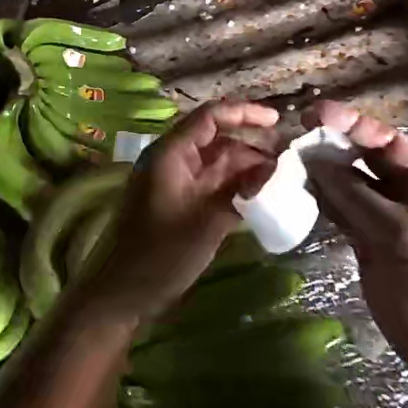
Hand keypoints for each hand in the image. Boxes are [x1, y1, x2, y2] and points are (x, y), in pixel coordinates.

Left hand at [76, 99, 279, 323]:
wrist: (121, 295)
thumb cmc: (160, 254)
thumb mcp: (207, 221)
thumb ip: (243, 191)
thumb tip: (275, 169)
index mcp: (171, 153)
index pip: (210, 117)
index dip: (244, 113)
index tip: (276, 121)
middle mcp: (173, 160)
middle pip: (217, 138)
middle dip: (251, 142)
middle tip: (285, 154)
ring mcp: (175, 182)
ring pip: (217, 162)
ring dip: (246, 166)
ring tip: (279, 176)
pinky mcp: (179, 203)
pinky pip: (212, 184)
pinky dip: (235, 185)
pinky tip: (259, 195)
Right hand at [305, 101, 407, 375]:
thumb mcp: (401, 234)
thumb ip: (356, 196)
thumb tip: (316, 160)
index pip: (390, 142)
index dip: (354, 125)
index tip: (316, 114)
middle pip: (368, 161)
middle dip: (335, 147)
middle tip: (296, 134)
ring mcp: (389, 221)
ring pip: (352, 188)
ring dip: (325, 174)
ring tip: (289, 158)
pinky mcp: (371, 245)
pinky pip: (345, 214)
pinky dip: (325, 202)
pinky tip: (300, 188)